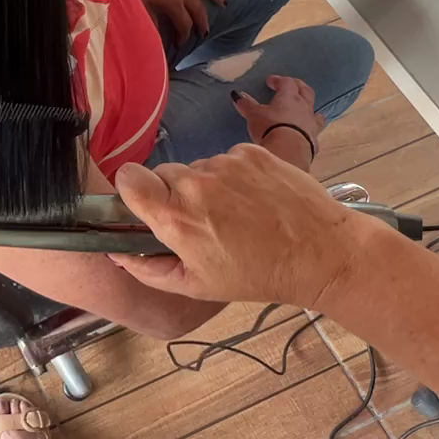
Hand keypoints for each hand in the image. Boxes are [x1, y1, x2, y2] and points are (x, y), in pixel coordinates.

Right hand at [107, 145, 383, 308]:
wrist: (323, 253)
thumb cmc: (256, 275)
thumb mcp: (195, 286)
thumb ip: (147, 269)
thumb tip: (115, 252)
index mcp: (175, 216)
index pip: (128, 177)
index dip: (132, 188)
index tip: (146, 203)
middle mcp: (195, 182)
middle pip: (163, 173)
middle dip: (172, 193)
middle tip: (200, 219)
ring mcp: (225, 163)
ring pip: (196, 167)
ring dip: (205, 185)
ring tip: (235, 212)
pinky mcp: (251, 152)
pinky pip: (226, 159)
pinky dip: (233, 176)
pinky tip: (253, 199)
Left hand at [113, 0, 210, 40]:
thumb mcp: (138, 4)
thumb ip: (150, 20)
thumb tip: (157, 36)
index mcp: (172, 2)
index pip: (184, 23)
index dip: (184, 36)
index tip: (180, 45)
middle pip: (196, 8)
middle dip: (202, 21)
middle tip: (205, 33)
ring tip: (224, 2)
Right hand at [233, 75, 325, 168]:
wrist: (288, 150)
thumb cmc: (269, 127)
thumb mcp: (254, 114)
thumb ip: (247, 104)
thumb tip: (237, 95)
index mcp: (289, 97)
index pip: (287, 83)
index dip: (279, 80)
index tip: (271, 81)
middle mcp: (304, 107)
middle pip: (306, 92)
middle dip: (299, 86)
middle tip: (292, 85)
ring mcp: (312, 124)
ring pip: (316, 112)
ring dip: (310, 108)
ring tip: (305, 110)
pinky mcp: (314, 140)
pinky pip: (314, 131)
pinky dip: (309, 130)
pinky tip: (305, 134)